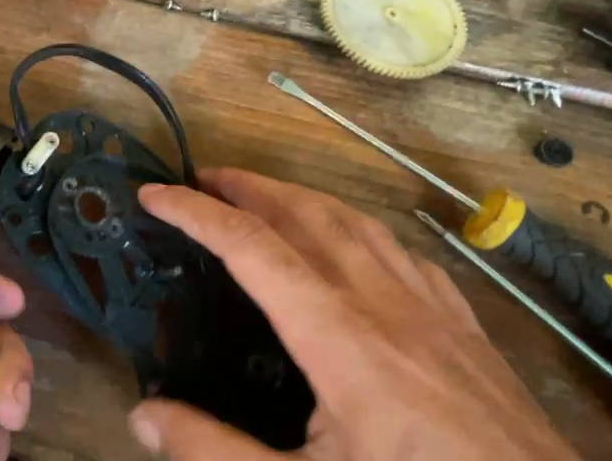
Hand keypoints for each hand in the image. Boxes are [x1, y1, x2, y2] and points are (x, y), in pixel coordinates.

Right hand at [129, 170, 580, 460]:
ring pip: (357, 223)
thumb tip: (141, 415)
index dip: (194, 212)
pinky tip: (355, 244)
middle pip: (305, 214)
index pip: (251, 247)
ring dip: (299, 196)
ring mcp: (435, 315)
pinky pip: (404, 254)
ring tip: (263, 194)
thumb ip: (215, 452)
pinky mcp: (470, 334)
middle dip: (247, 186)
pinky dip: (359, 228)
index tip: (152, 194)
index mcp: (339, 338)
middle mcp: (385, 307)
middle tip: (201, 178)